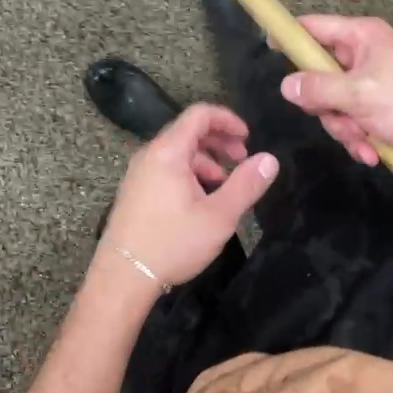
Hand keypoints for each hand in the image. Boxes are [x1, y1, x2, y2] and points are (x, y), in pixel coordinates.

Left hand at [100, 103, 279, 287]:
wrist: (122, 277)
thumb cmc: (172, 243)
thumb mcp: (219, 216)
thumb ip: (246, 185)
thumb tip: (269, 159)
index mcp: (168, 151)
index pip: (199, 114)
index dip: (227, 119)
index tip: (248, 137)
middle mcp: (150, 154)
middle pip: (188, 130)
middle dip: (220, 140)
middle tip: (242, 159)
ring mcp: (139, 172)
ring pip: (178, 151)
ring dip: (206, 159)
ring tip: (224, 184)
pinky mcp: (135, 190)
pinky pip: (166, 167)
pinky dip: (189, 172)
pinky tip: (200, 199)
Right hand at [280, 15, 392, 164]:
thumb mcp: (359, 96)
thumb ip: (318, 89)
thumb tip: (286, 85)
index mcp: (361, 36)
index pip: (312, 26)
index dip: (289, 37)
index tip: (268, 50)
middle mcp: (365, 51)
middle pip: (320, 73)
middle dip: (326, 106)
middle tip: (341, 121)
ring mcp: (373, 77)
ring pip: (335, 100)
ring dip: (344, 126)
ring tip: (364, 142)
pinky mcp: (380, 102)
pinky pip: (353, 115)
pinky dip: (359, 134)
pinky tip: (372, 151)